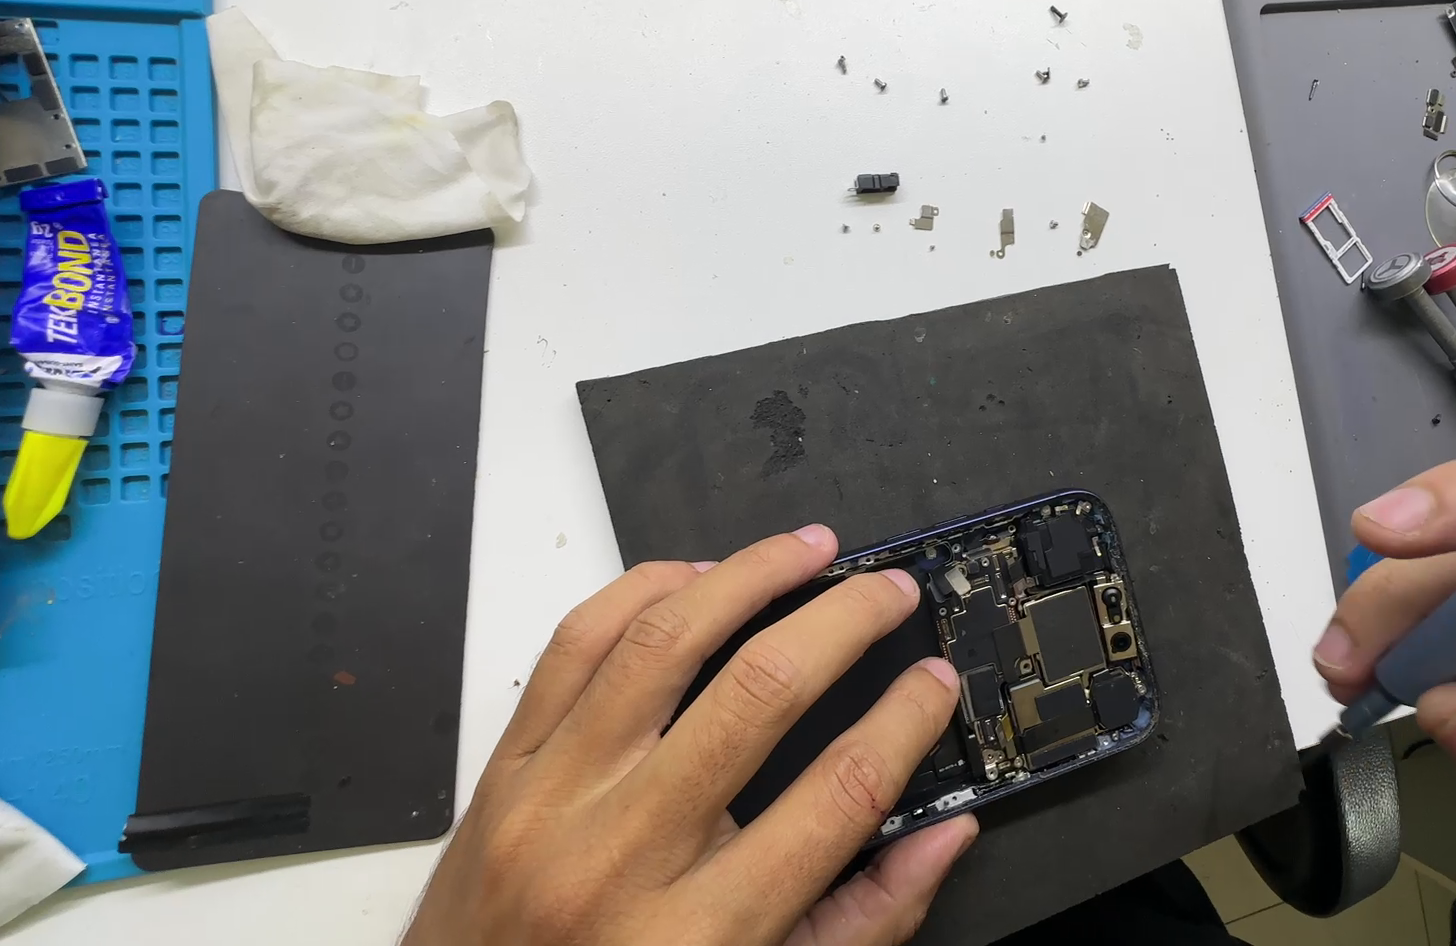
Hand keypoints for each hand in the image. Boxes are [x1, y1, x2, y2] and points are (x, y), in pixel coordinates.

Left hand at [403, 524, 976, 945]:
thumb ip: (864, 923)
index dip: (904, 722)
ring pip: (664, 642)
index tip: (933, 677)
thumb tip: (948, 834)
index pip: (838, 797)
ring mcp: (555, 796)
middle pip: (759, 693)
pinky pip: (577, 641)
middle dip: (843, 621)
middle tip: (889, 588)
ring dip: (749, 574)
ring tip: (808, 547)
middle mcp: (624, 853)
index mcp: (702, 937)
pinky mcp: (508, 763)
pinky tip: (700, 574)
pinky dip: (645, 588)